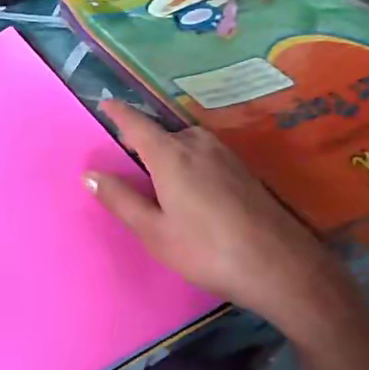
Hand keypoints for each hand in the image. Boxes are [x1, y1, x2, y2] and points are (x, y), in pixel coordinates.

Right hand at [84, 100, 368, 342]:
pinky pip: (204, 153)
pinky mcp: (243, 170)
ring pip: (186, 142)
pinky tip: (189, 187)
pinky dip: (188, 159)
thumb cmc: (206, 250)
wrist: (279, 267)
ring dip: (168, 150)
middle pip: (163, 133)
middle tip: (126, 157)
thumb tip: (89, 174)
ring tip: (156, 174)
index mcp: (171, 155)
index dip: (119, 112)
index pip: (137, 124)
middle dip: (143, 139)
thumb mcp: (153, 230)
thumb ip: (120, 199)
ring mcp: (225, 156)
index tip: (105, 102)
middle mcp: (198, 145)